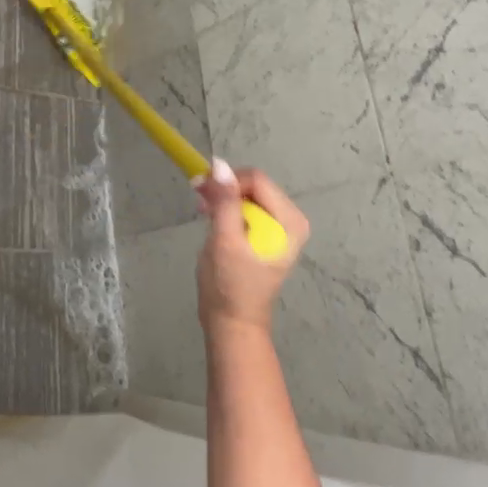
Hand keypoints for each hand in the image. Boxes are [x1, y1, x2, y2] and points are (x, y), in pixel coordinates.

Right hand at [194, 159, 309, 333]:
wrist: (232, 322)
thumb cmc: (231, 285)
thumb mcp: (225, 241)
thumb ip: (224, 202)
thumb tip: (219, 164)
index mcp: (289, 221)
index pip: (256, 180)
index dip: (226, 180)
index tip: (200, 189)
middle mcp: (289, 220)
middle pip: (252, 185)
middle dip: (223, 189)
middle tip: (198, 201)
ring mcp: (278, 228)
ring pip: (246, 194)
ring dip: (221, 198)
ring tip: (202, 211)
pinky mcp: (264, 235)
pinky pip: (245, 208)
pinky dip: (225, 209)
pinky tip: (211, 219)